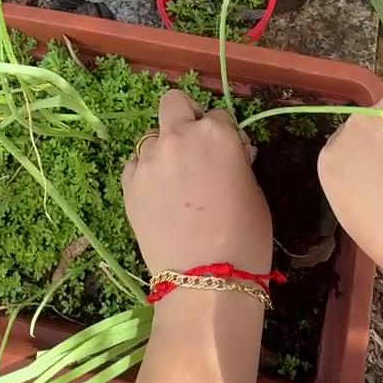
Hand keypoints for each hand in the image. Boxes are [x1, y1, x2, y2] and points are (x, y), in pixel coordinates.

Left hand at [122, 91, 272, 276]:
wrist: (207, 280)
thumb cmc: (245, 236)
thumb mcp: (254, 189)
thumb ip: (237, 159)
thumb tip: (231, 152)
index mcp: (215, 133)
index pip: (219, 115)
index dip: (225, 134)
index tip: (229, 154)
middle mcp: (178, 137)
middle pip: (174, 102)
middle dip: (186, 115)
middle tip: (195, 145)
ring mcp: (149, 160)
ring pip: (152, 136)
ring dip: (165, 149)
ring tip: (175, 180)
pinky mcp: (129, 185)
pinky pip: (135, 164)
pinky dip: (146, 172)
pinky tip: (159, 196)